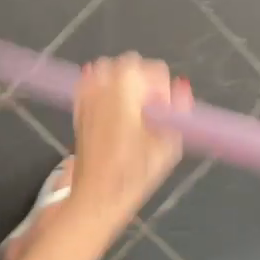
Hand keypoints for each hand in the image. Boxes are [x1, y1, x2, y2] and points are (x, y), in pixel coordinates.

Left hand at [68, 54, 191, 233]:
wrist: (97, 194)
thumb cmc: (135, 172)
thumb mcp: (169, 142)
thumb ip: (179, 108)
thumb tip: (182, 87)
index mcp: (127, 85)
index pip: (155, 68)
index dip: (163, 90)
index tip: (163, 112)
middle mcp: (103, 83)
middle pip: (130, 65)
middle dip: (143, 83)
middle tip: (149, 113)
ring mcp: (86, 95)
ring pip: (108, 72)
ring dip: (123, 85)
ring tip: (131, 113)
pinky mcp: (77, 109)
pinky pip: (91, 86)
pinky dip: (104, 92)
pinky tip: (113, 114)